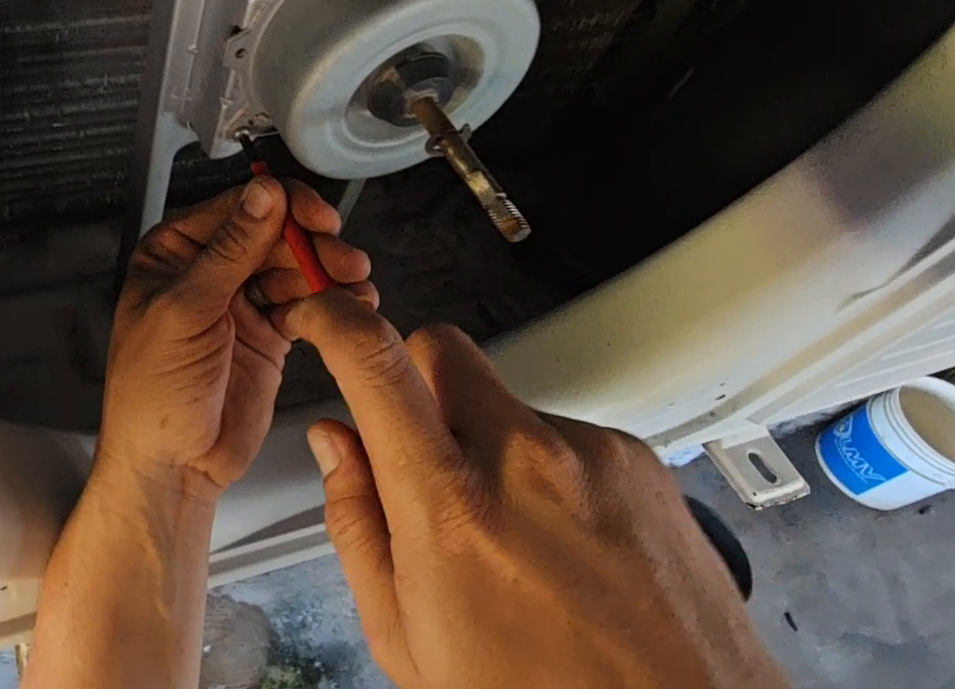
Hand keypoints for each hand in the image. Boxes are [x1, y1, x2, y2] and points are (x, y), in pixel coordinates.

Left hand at [100, 176, 373, 500]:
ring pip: (293, 267)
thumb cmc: (151, 393)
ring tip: (353, 284)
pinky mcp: (268, 332)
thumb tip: (262, 196)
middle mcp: (208, 270)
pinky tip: (348, 305)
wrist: (171, 466)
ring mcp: (240, 301)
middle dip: (311, 243)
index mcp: (175, 252)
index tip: (316, 217)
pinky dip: (328, 302)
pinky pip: (305, 303)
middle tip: (343, 259)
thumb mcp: (186, 310)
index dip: (280, 206)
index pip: (236, 209)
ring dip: (325, 272)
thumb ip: (230, 251)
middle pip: (272, 234)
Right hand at [288, 292, 788, 688]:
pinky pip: (556, 428)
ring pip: (498, 395)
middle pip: (438, 347)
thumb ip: (355, 524)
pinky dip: (540, 464)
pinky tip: (563, 538)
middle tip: (422, 454)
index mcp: (450, 508)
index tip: (318, 315)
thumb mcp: (406, 638)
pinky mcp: (636, 458)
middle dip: (413, 380)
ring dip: (482, 436)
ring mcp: (589, 452)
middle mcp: (523, 461)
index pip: (376, 364)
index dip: (332, 319)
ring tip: (511, 530)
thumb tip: (336, 441)